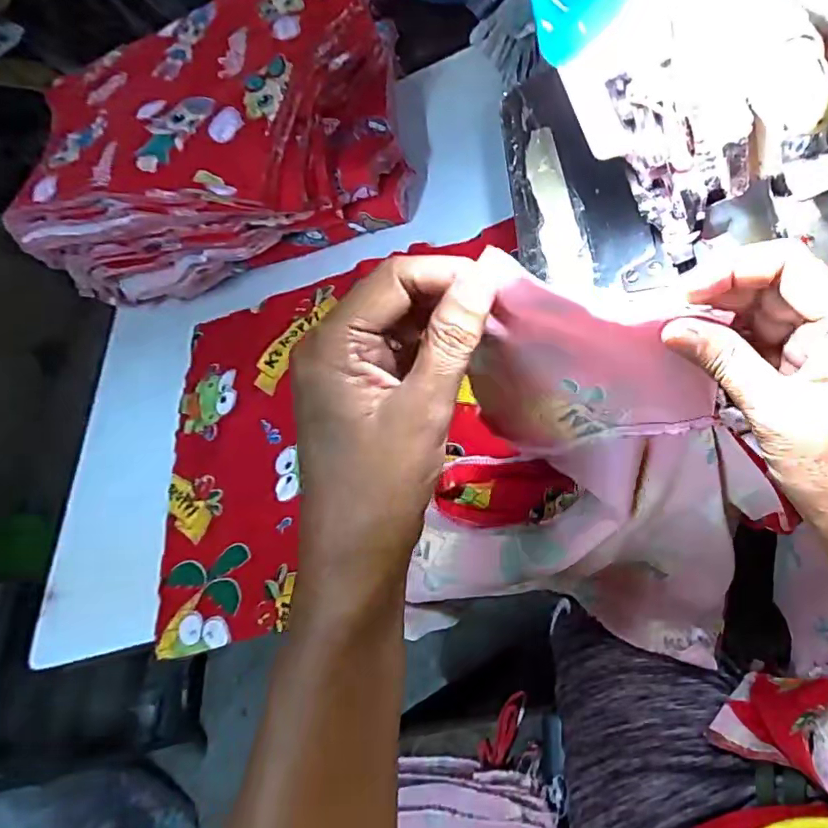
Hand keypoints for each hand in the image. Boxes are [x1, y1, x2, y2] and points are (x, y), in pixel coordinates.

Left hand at [293, 256, 495, 605]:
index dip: (446, 273)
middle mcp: (329, 343)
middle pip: (392, 294)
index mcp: (332, 341)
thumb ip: (452, 337)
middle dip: (446, 294)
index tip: (497, 287)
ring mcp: (342, 367)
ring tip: (489, 328)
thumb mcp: (425, 406)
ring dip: (441, 320)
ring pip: (397, 321)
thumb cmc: (385, 484)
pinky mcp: (358, 388)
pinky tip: (464, 353)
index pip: (393, 278)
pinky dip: (430, 346)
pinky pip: (396, 349)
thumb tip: (481, 278)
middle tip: (499, 308)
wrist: (355, 554)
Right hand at [660, 240, 827, 572]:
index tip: (688, 292)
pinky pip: (772, 342)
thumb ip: (723, 359)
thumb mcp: (772, 409)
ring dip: (726, 319)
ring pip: (770, 313)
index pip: (789, 263)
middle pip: (777, 285)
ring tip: (680, 329)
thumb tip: (670, 327)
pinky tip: (704, 347)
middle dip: (724, 294)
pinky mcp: (816, 369)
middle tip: (673, 312)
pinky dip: (738, 343)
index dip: (733, 268)